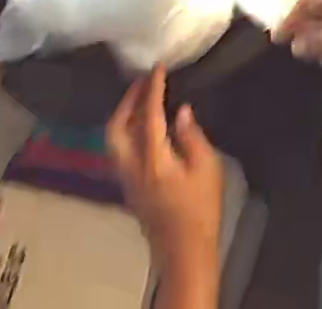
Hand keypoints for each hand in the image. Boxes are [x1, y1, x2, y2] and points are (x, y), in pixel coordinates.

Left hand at [106, 66, 225, 280]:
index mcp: (153, 161)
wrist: (185, 252)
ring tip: (143, 97)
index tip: (157, 68)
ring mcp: (127, 180)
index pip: (148, 117)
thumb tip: (181, 112)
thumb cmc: (201, 208)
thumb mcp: (207, 167)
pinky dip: (128, 128)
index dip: (152, 89)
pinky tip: (146, 123)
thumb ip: (192, 136)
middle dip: (127, 101)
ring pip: (114, 140)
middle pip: (115, 129)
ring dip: (125, 114)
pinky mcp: (129, 187)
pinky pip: (120, 149)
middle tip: (143, 81)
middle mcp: (132, 168)